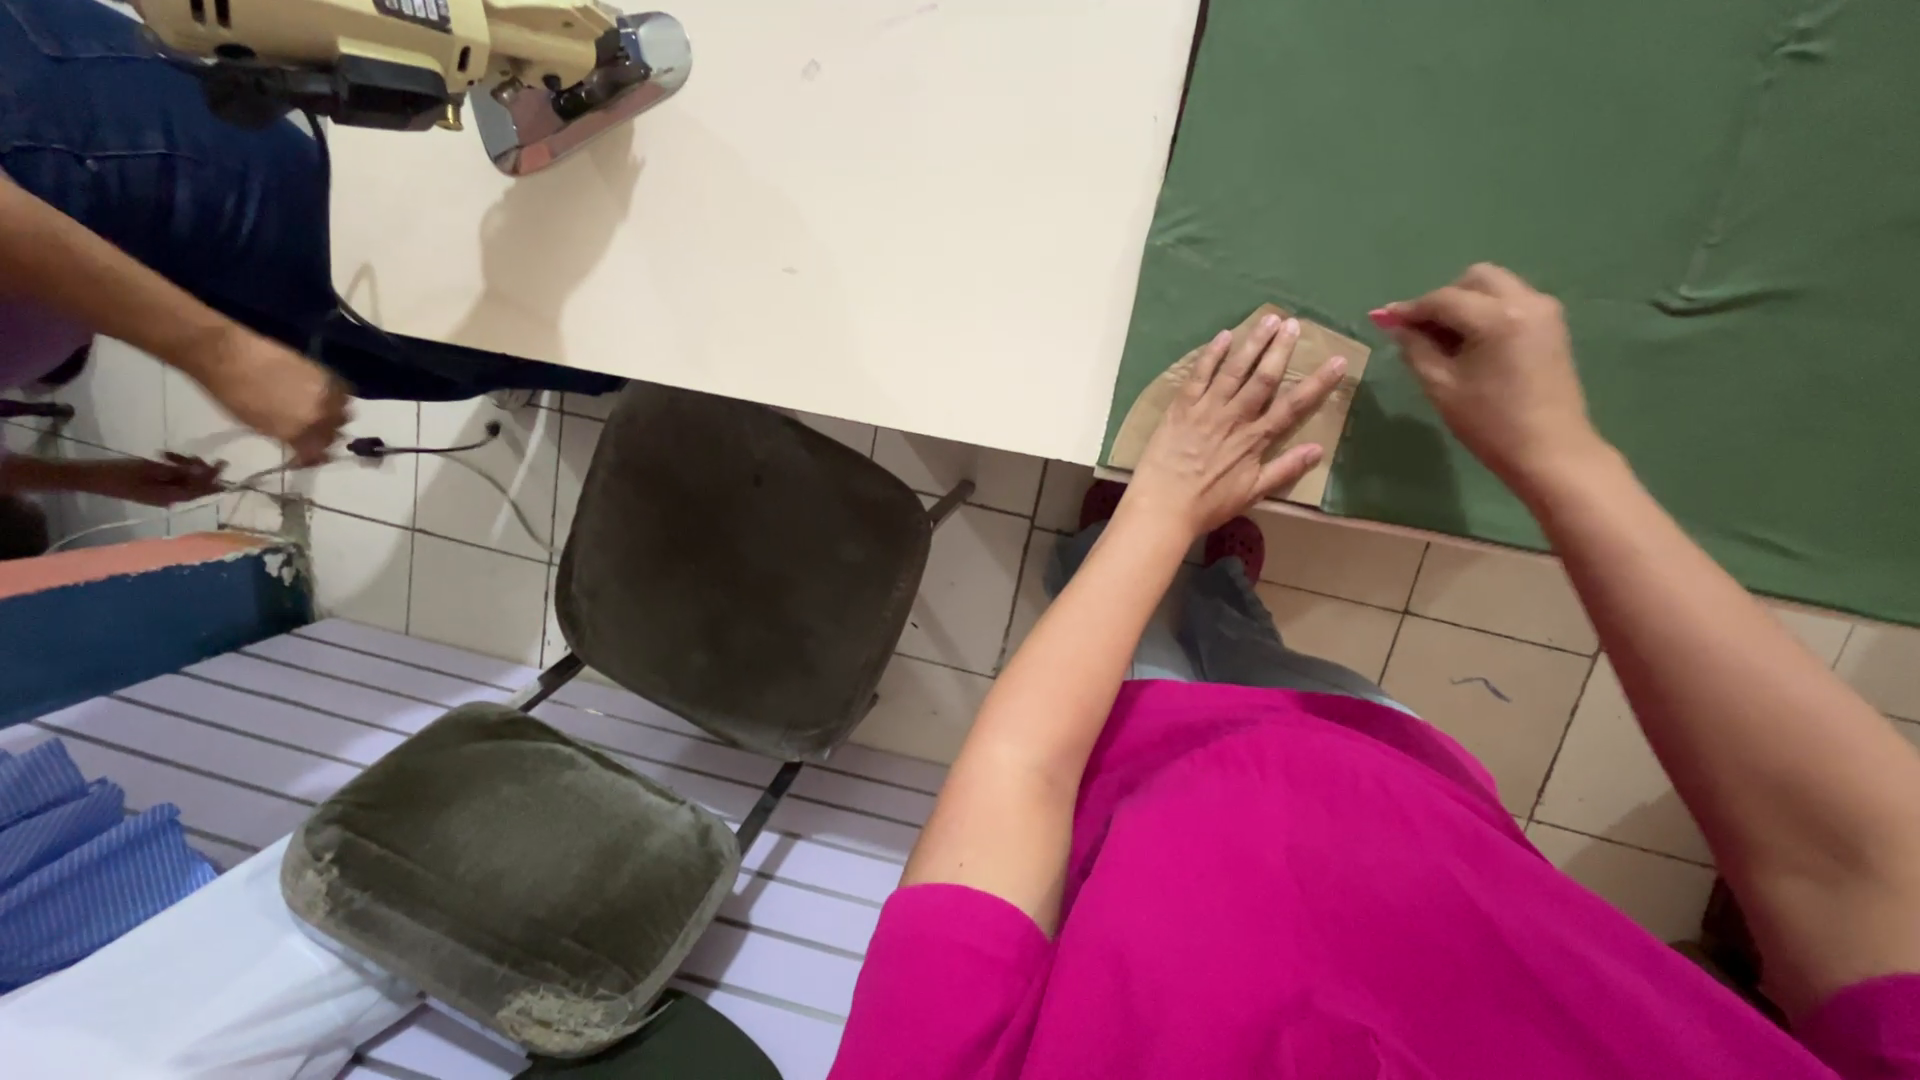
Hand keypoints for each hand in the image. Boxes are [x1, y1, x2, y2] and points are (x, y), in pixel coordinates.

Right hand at [70, 454, 226, 506]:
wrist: (87, 477)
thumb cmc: (116, 472)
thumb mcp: (150, 469)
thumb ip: (178, 472)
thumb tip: (204, 472)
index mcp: (171, 497)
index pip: (202, 489)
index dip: (214, 477)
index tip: (223, 462)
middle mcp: (171, 498)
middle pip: (196, 483)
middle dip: (194, 467)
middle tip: (180, 454)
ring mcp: (163, 494)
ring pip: (185, 478)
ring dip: (182, 465)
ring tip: (165, 454)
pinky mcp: (155, 488)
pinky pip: (173, 478)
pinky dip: (172, 467)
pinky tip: (162, 456)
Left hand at [197, 327, 349, 466]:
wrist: (227, 355)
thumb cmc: (231, 393)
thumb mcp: (257, 424)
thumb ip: (287, 436)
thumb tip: (301, 446)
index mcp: (297, 432)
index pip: (318, 452)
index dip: (313, 454)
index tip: (308, 452)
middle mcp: (318, 416)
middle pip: (336, 433)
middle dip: (326, 432)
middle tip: (312, 428)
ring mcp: (326, 395)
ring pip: (345, 412)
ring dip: (335, 413)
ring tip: (319, 408)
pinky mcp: (329, 375)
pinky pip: (344, 392)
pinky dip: (336, 395)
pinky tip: (320, 392)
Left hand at [1124, 313, 1346, 537]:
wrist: (1162, 507)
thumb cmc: (1207, 505)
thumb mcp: (1252, 493)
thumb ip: (1285, 470)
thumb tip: (1318, 450)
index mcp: (1254, 440)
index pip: (1293, 406)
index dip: (1317, 383)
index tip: (1338, 362)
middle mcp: (1234, 418)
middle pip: (1264, 378)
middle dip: (1281, 349)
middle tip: (1295, 324)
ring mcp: (1206, 410)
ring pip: (1234, 370)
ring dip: (1253, 343)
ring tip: (1269, 319)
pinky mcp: (1180, 408)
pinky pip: (1198, 375)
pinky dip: (1211, 354)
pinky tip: (1223, 336)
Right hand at [1373, 263, 1605, 491]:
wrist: (1549, 450)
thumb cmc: (1488, 422)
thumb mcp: (1441, 385)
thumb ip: (1415, 348)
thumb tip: (1395, 325)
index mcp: (1497, 318)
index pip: (1443, 299)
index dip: (1409, 309)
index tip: (1382, 319)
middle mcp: (1526, 302)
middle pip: (1475, 279)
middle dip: (1443, 298)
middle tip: (1420, 330)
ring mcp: (1544, 312)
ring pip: (1495, 288)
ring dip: (1465, 304)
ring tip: (1443, 339)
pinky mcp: (1552, 326)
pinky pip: (1511, 302)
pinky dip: (1485, 312)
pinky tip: (1469, 343)